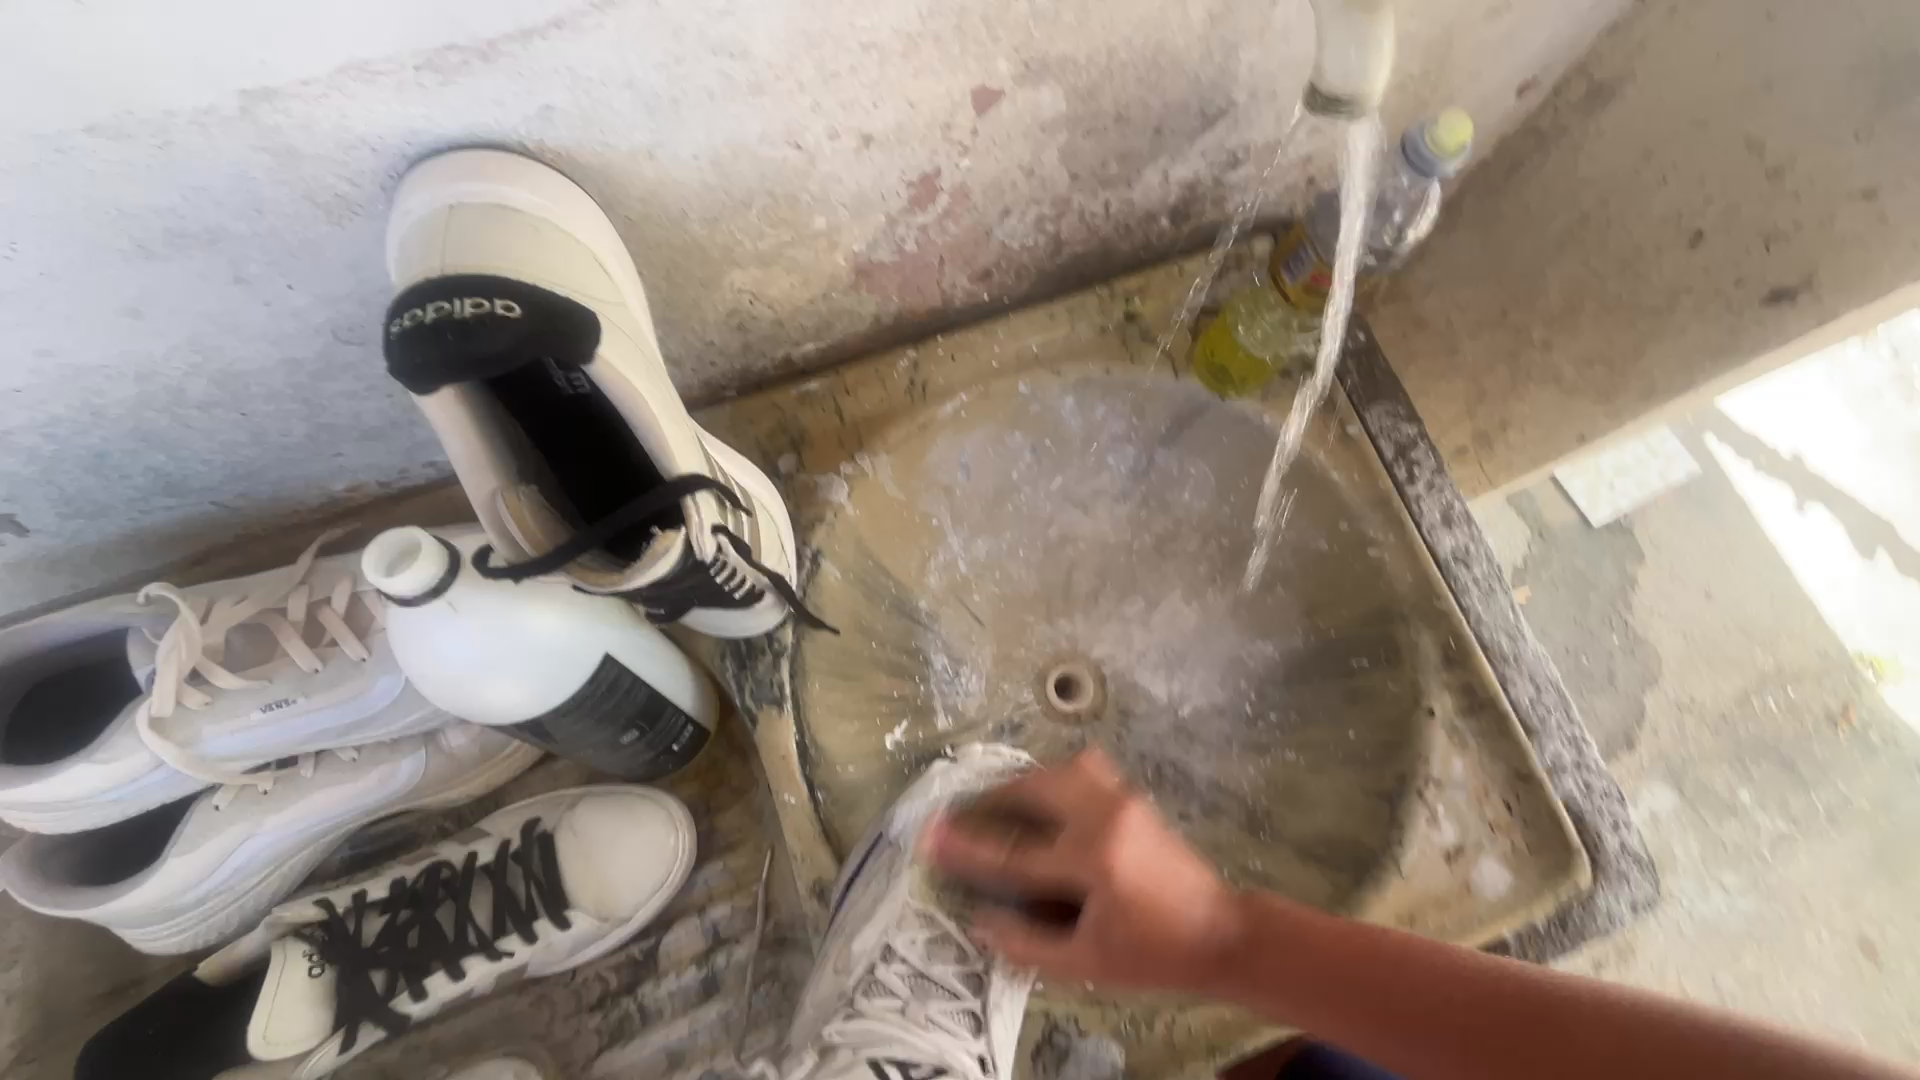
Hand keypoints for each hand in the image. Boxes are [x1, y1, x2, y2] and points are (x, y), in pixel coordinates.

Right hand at [920, 747, 1238, 993]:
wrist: (1220, 932)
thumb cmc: (1153, 955)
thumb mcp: (1087, 965)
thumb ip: (1027, 944)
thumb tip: (978, 919)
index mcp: (1094, 860)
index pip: (1015, 852)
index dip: (968, 847)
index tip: (931, 835)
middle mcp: (1106, 815)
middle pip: (1033, 788)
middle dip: (992, 799)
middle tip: (964, 816)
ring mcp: (1123, 796)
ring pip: (1057, 768)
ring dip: (1022, 784)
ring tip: (1000, 806)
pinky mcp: (1132, 793)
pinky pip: (1081, 769)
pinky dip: (1051, 778)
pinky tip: (1043, 801)